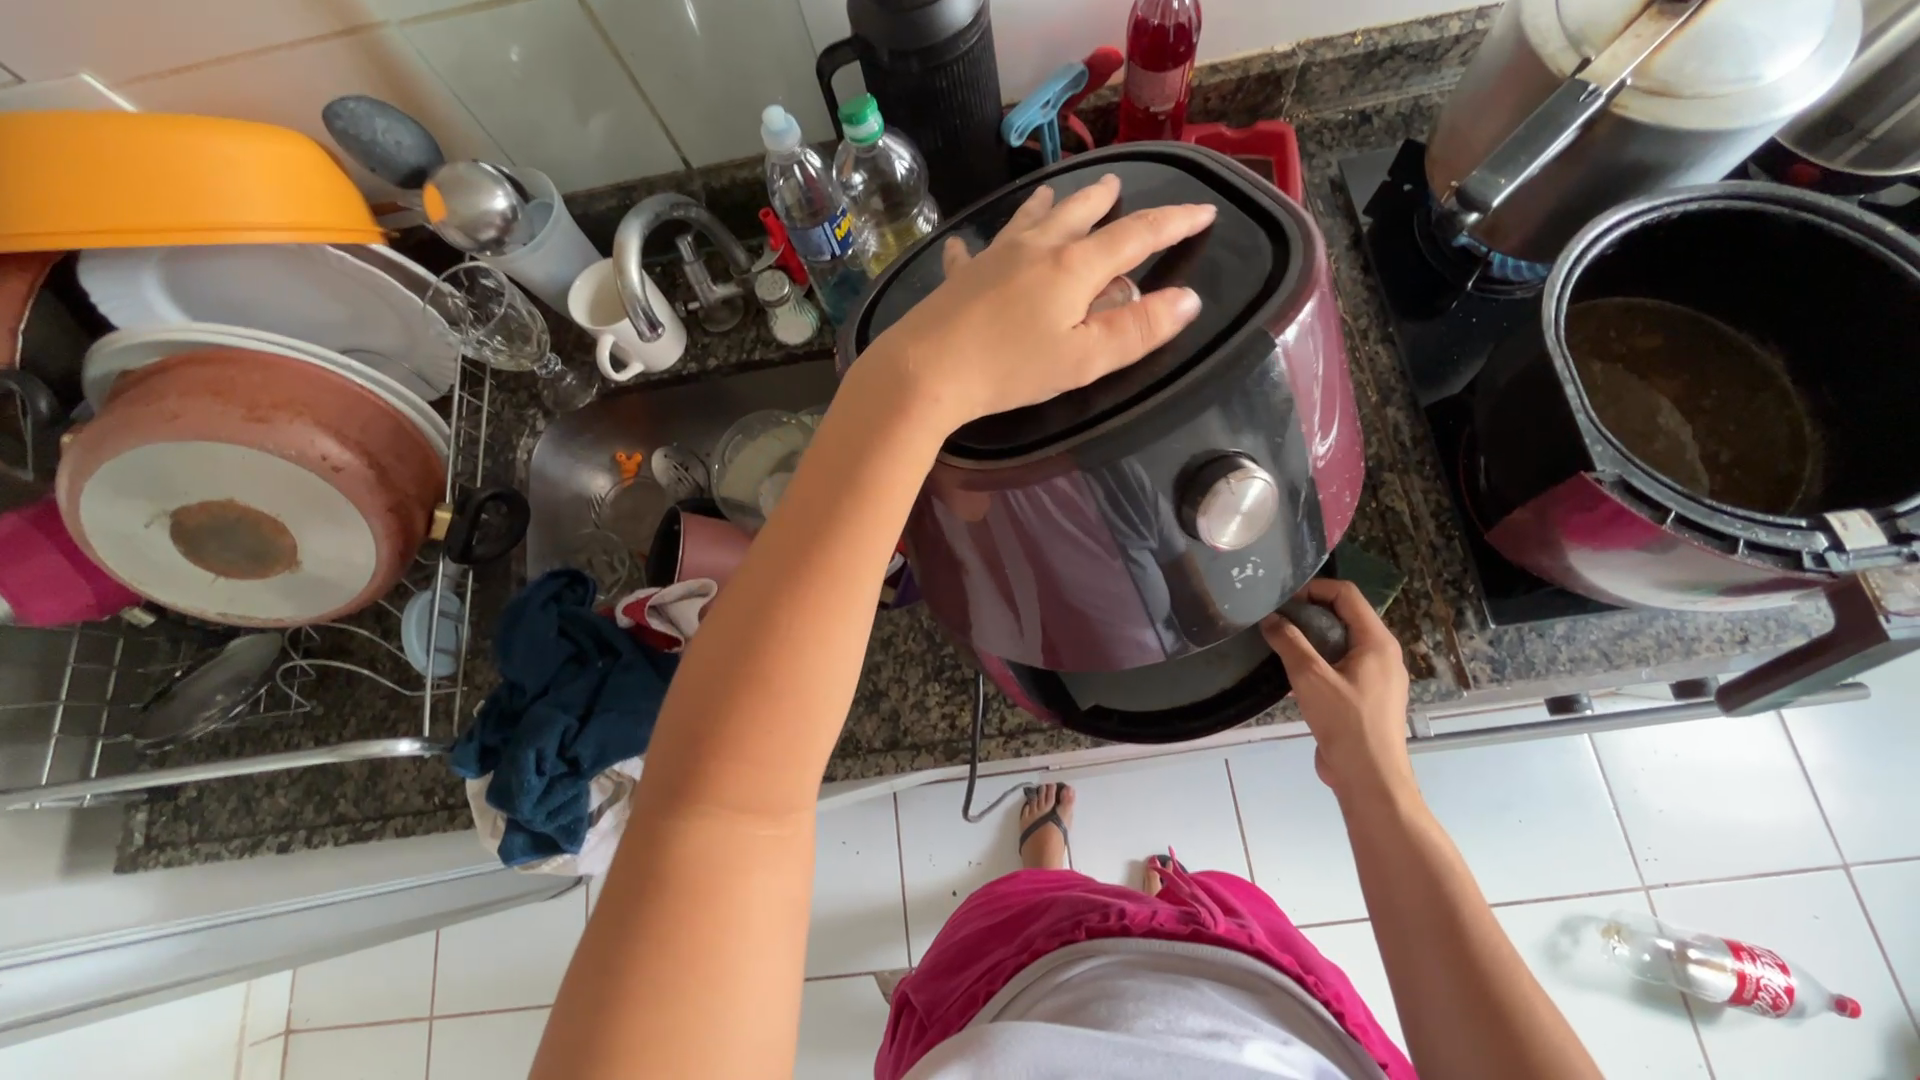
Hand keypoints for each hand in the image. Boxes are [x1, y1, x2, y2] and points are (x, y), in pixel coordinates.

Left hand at [854, 174, 1215, 431]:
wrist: (926, 370)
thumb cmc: (1012, 369)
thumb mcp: (1085, 359)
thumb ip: (1137, 329)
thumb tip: (1188, 300)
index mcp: (1075, 266)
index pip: (1136, 236)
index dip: (1174, 222)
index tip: (1203, 211)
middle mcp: (1036, 248)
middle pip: (1078, 213)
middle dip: (1104, 200)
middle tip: (1116, 185)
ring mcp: (993, 257)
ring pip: (1027, 219)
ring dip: (1047, 205)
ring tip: (1053, 194)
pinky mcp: (959, 277)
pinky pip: (972, 252)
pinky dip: (977, 247)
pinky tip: (966, 247)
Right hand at [1260, 579, 1414, 800]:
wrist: (1369, 776)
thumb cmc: (1345, 721)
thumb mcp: (1309, 677)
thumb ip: (1289, 642)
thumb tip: (1270, 618)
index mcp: (1377, 642)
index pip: (1347, 595)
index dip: (1314, 589)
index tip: (1283, 600)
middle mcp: (1383, 654)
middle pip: (1346, 617)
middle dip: (1310, 613)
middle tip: (1277, 621)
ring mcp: (1377, 678)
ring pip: (1342, 643)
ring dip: (1312, 639)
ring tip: (1281, 645)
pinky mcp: (1367, 698)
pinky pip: (1342, 667)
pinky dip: (1319, 662)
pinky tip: (1294, 676)